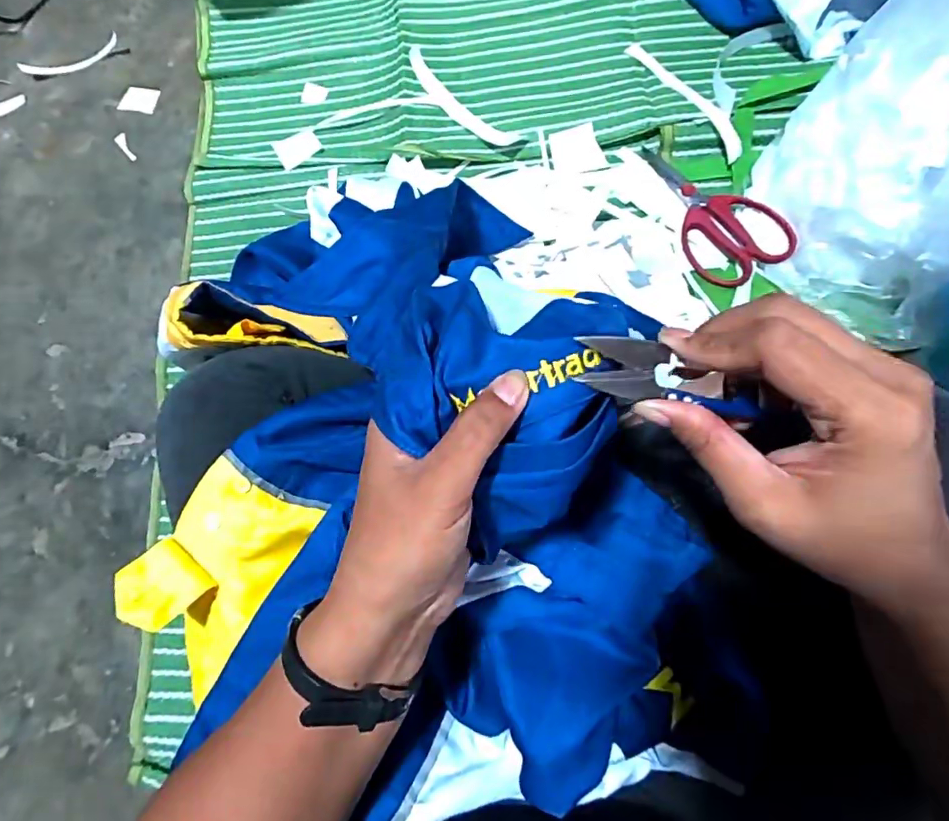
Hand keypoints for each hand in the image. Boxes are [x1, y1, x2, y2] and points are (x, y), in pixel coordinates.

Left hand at [298, 371, 529, 688]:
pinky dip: (510, 449)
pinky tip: (544, 430)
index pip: (429, 369)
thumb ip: (478, 430)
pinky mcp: (458, 493)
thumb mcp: (443, 481)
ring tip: (554, 383)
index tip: (508, 331)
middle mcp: (415, 437)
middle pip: (458, 399)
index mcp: (397, 423)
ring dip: (508, 416)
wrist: (395, 618)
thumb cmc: (403, 542)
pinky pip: (487, 460)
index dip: (464, 350)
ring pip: (476, 430)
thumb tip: (516, 376)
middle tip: (545, 356)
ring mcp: (438, 466)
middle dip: (496, 383)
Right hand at [635, 295, 948, 613]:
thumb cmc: (837, 541)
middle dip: (723, 331)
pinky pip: (806, 332)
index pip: (780, 344)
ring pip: (794, 315)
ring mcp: (890, 364)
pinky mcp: (879, 365)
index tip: (669, 355)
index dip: (717, 343)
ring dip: (739, 334)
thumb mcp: (762, 505)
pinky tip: (744, 379)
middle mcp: (890, 374)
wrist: (909, 560)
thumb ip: (709, 447)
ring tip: (709, 372)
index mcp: (871, 412)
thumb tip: (649, 403)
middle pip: (786, 315)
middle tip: (684, 363)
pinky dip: (760, 344)